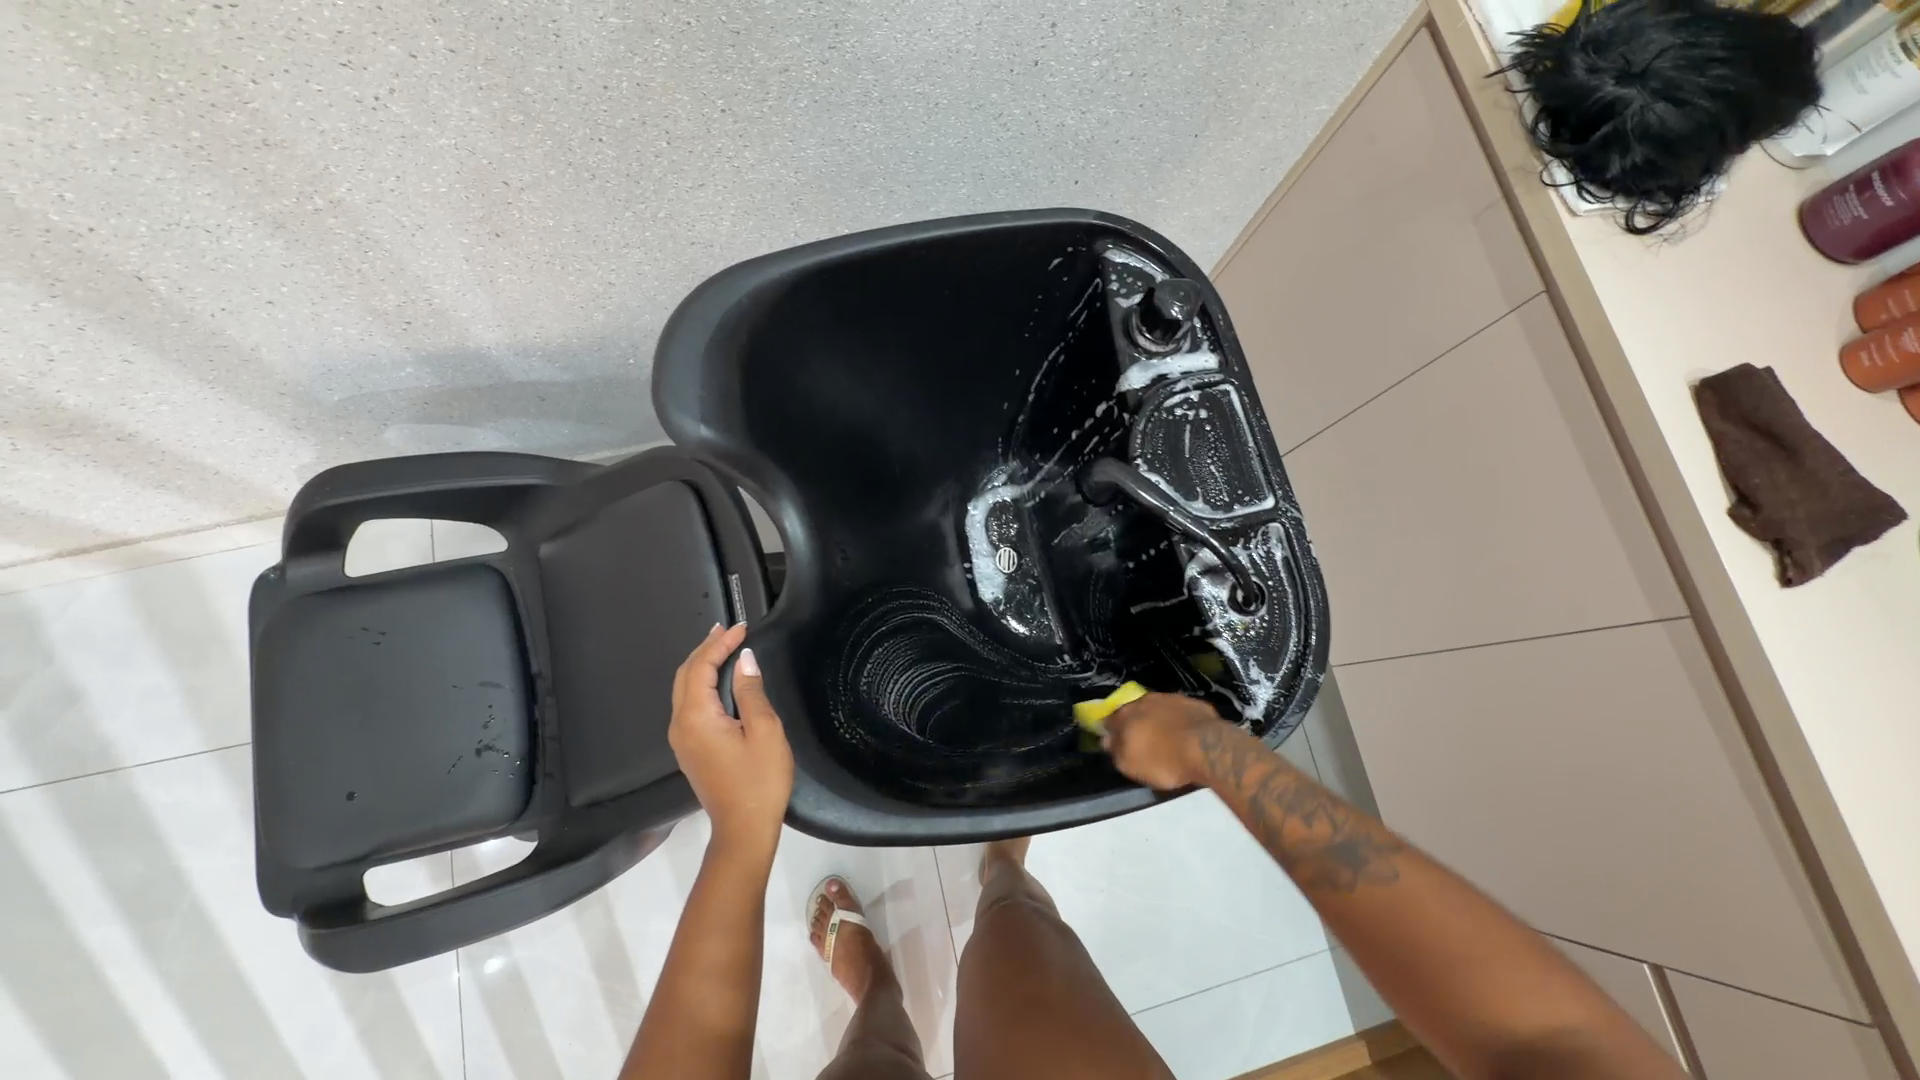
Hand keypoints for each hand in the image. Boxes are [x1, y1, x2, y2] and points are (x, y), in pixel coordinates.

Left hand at [669, 623, 794, 854]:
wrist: (743, 829)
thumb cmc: (760, 780)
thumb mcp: (765, 731)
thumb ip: (751, 691)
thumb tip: (744, 659)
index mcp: (697, 717)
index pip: (701, 667)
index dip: (720, 643)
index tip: (742, 627)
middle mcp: (680, 724)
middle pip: (685, 675)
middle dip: (705, 648)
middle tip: (727, 629)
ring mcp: (681, 739)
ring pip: (683, 689)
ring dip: (701, 665)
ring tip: (721, 646)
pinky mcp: (689, 749)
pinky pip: (688, 704)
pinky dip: (701, 683)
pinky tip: (717, 680)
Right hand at [1102, 692, 1232, 790]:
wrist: (1206, 747)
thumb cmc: (1164, 760)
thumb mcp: (1131, 766)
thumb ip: (1115, 751)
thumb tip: (1107, 740)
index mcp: (1125, 715)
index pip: (1109, 721)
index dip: (1111, 732)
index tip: (1116, 743)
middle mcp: (1144, 701)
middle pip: (1134, 712)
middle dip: (1135, 723)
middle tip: (1142, 741)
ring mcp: (1170, 698)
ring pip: (1157, 709)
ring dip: (1157, 720)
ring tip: (1165, 737)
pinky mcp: (1192, 703)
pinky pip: (1179, 712)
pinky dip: (1179, 721)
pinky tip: (1185, 734)